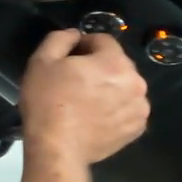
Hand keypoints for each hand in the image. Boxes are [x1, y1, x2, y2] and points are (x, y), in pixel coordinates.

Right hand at [19, 30, 149, 166]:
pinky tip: (93, 117)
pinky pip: (126, 109)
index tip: (66, 59)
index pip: (103, 40)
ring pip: (123, 87)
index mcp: (114, 62)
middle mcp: (136, 82)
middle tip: (72, 82)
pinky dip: (113, 109)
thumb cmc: (47, 101)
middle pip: (116, 64)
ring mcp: (140, 108)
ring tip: (83, 102)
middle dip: (97, 68)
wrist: (57, 146)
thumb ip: (60, 39)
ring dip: (107, 89)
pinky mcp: (137, 129)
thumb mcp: (41, 61)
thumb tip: (75, 34)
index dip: (82, 45)